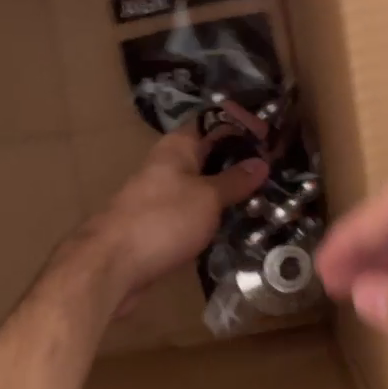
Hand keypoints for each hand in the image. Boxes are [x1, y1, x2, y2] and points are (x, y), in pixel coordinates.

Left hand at [72, 124, 267, 313]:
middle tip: (277, 168)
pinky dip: (217, 212)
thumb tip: (261, 163)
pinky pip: (197, 209)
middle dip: (242, 157)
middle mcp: (169, 165)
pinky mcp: (162, 224)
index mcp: (178, 147)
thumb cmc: (161, 221)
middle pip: (211, 152)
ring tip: (266, 195)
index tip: (271, 135)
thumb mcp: (208, 197)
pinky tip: (239, 222)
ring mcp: (164, 195)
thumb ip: (236, 180)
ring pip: (205, 183)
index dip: (242, 122)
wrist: (110, 268)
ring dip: (232, 188)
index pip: (213, 120)